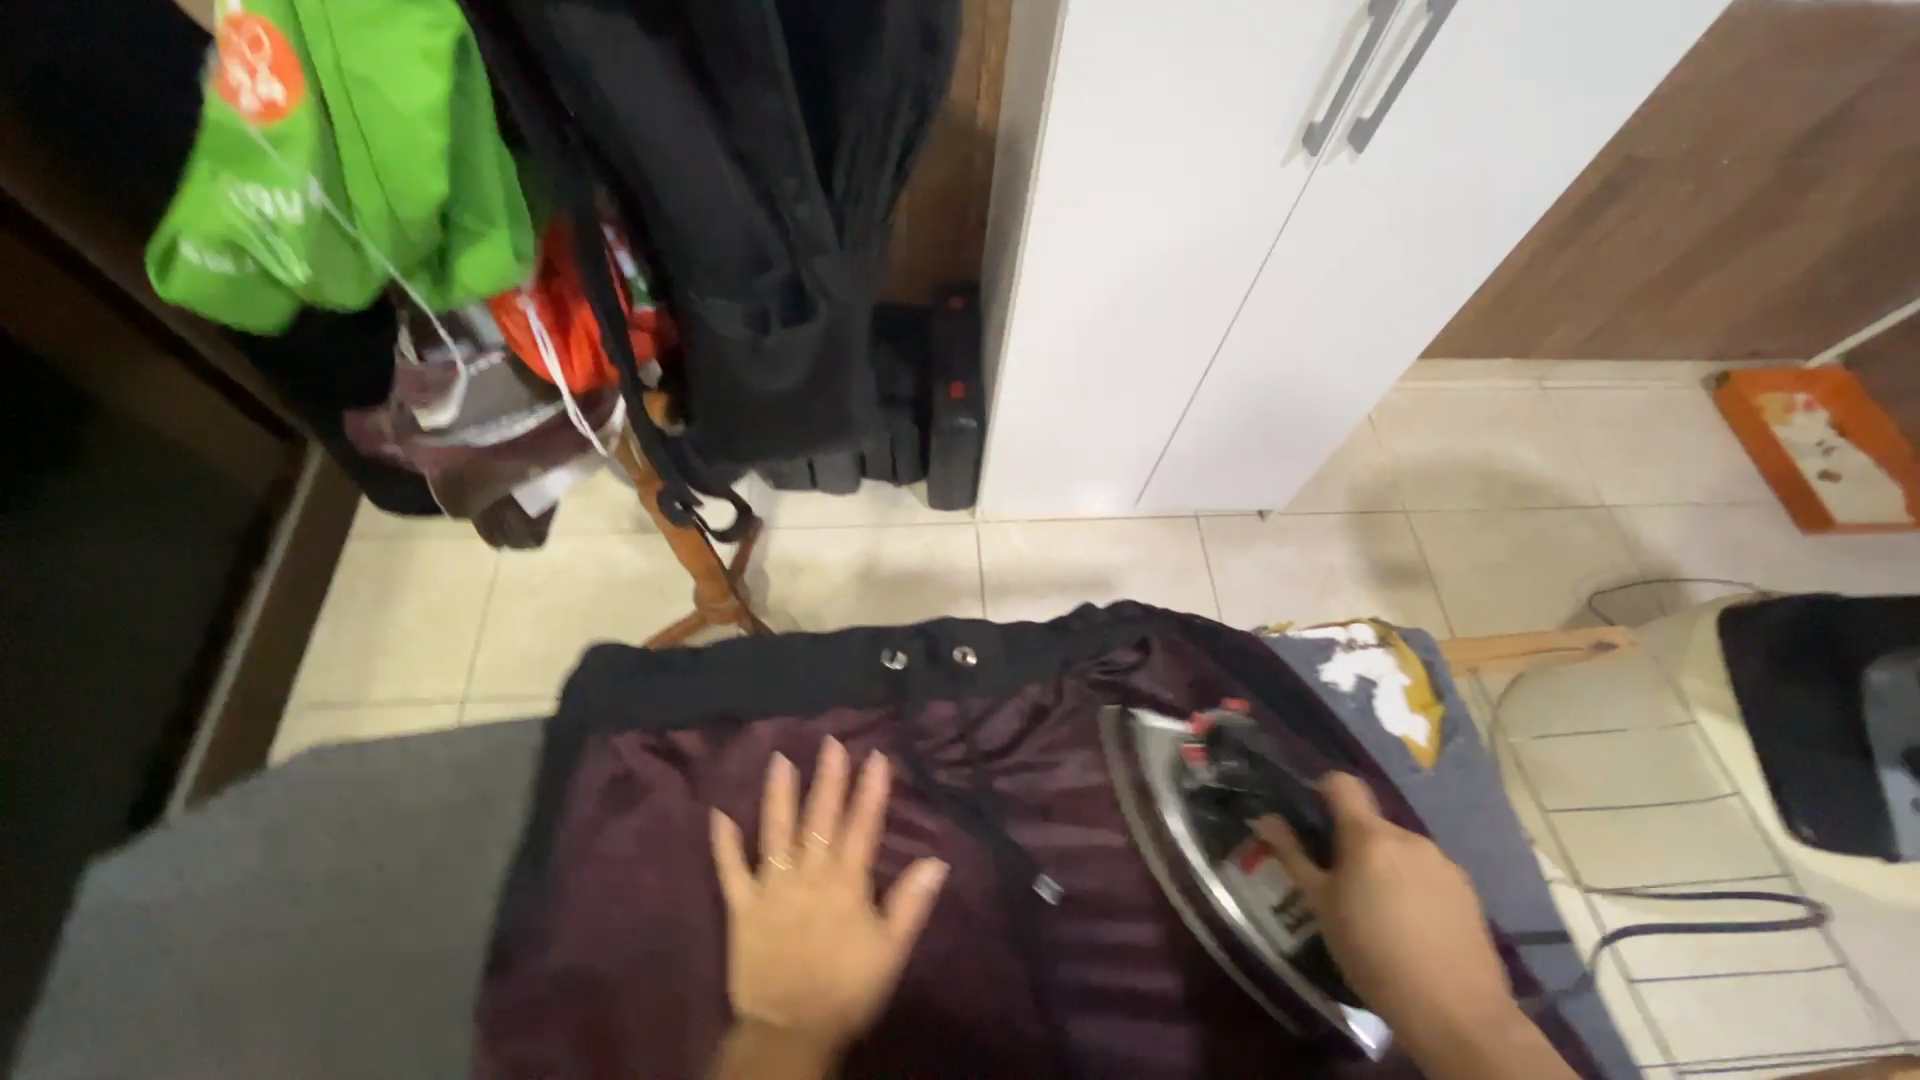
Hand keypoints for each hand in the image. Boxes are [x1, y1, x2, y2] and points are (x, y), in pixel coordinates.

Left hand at [711, 737, 949, 1057]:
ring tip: (780, 760)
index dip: (870, 790)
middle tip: (831, 742)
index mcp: (846, 882)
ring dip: (778, 794)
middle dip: (828, 778)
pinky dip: (723, 843)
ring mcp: (771, 887)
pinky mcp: (741, 906)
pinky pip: (730, 870)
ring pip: (775, 831)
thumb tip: (936, 860)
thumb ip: (911, 903)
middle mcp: (808, 875)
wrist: (790, 1030)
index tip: (875, 756)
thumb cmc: (847, 989)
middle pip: (820, 818)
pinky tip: (718, 815)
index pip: (861, 826)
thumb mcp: (891, 950)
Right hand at [1254, 773, 1517, 1042]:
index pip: (1342, 783)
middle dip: (1353, 844)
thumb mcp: (1321, 907)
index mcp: (1370, 836)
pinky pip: (1428, 873)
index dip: (1322, 791)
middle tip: (1340, 886)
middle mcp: (1409, 838)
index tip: (1311, 821)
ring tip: (1379, 912)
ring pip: (1400, 850)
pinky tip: (1412, 927)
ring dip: (1385, 866)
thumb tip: (1264, 818)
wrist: (1456, 1012)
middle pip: (1371, 824)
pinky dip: (1413, 886)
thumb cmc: (1372, 954)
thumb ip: (1293, 856)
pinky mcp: (1468, 891)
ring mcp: (1444, 863)